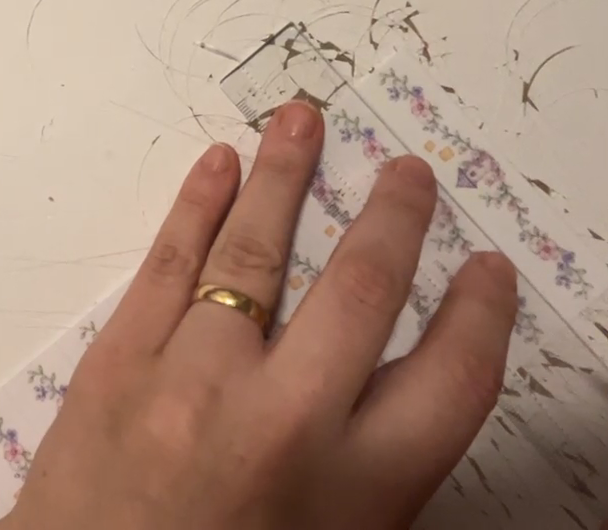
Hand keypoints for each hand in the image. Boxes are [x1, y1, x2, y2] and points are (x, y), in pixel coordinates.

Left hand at [0, 100, 519, 529]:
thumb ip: (373, 481)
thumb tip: (396, 393)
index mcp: (356, 489)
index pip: (450, 381)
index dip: (478, 316)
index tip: (488, 266)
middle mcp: (283, 416)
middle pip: (357, 291)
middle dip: (391, 221)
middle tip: (409, 168)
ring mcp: (193, 373)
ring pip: (255, 250)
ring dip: (285, 176)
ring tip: (303, 118)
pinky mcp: (120, 353)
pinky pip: (168, 261)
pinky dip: (197, 204)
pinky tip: (220, 161)